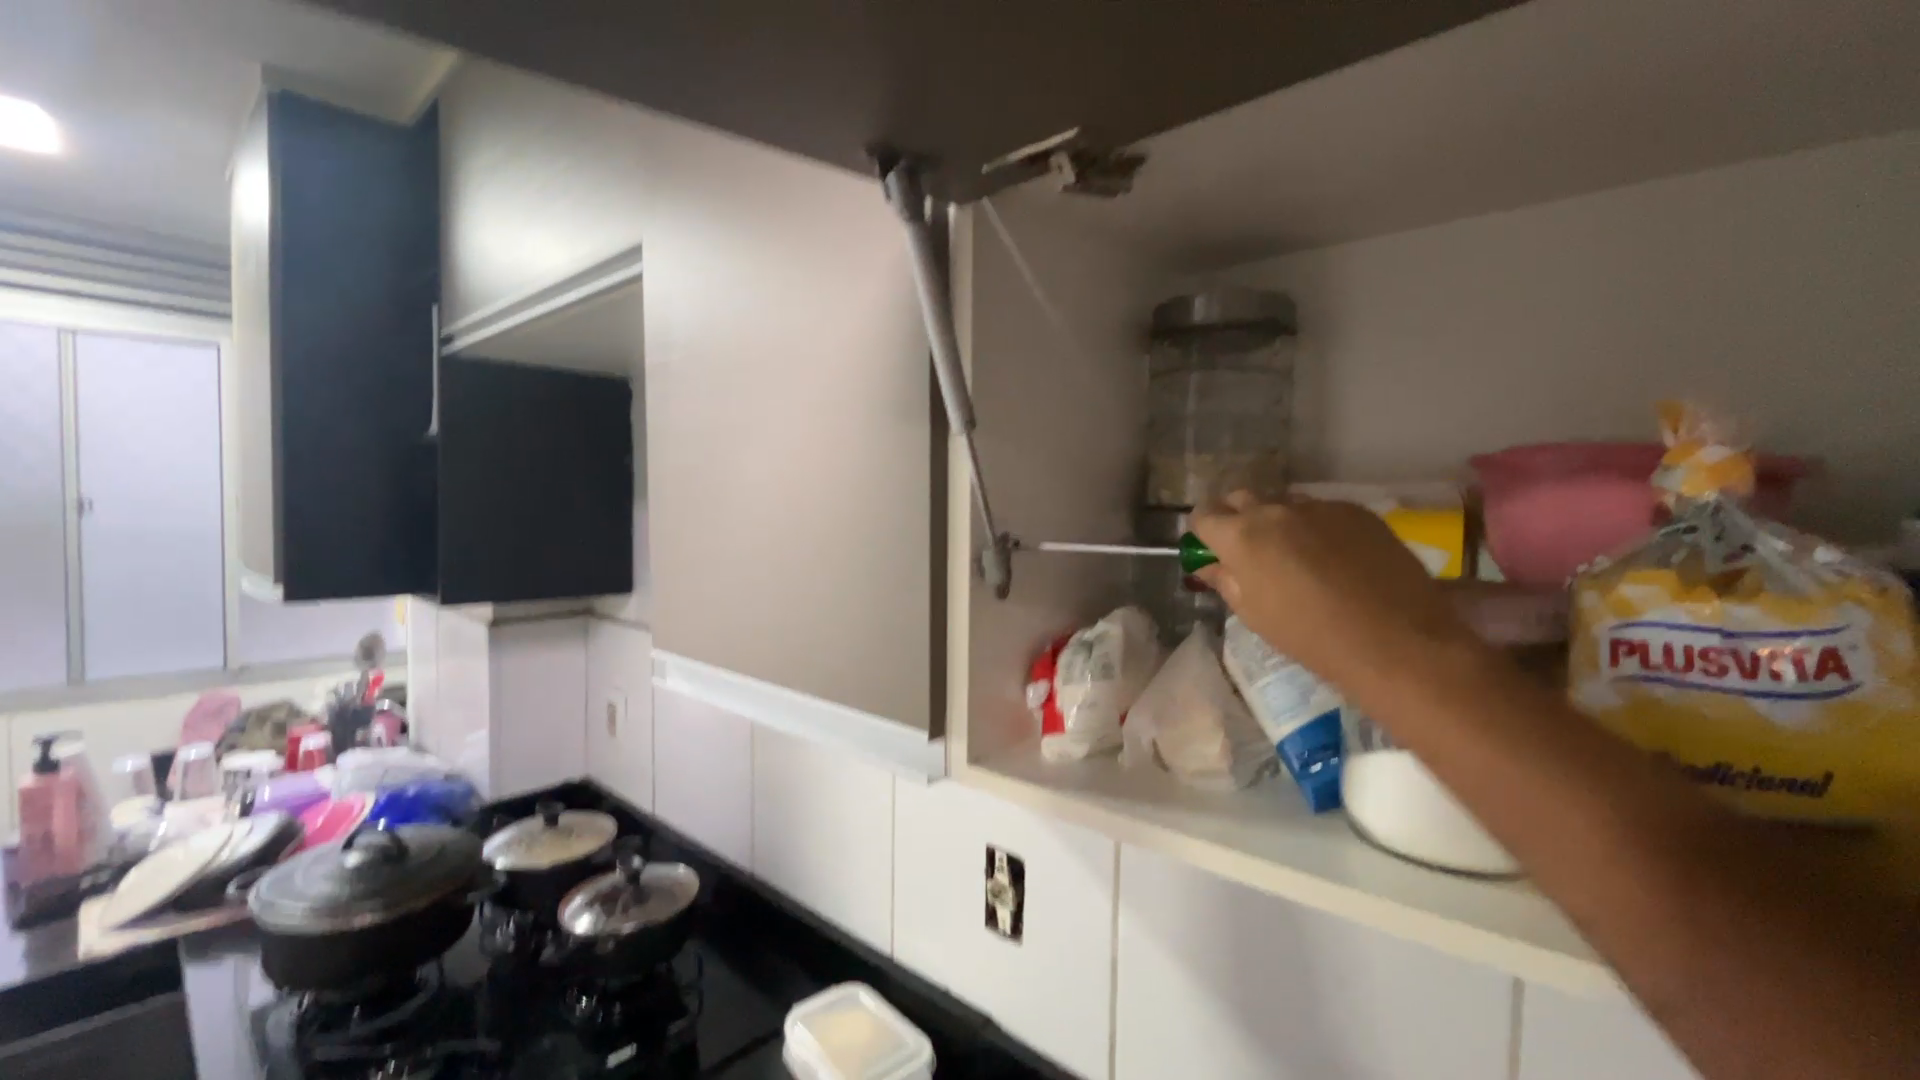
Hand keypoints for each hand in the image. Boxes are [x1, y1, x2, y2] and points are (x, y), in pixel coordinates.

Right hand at [1190, 492, 1477, 682]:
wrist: (1396, 641)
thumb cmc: (1312, 638)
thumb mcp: (1255, 616)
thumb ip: (1226, 581)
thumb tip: (1210, 565)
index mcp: (1242, 537)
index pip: (1203, 516)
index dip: (1203, 533)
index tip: (1211, 551)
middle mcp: (1276, 510)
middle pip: (1241, 499)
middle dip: (1237, 519)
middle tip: (1248, 551)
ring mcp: (1319, 506)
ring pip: (1283, 502)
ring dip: (1278, 521)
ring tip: (1295, 555)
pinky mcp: (1357, 510)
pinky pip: (1322, 511)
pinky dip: (1316, 527)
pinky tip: (1334, 558)